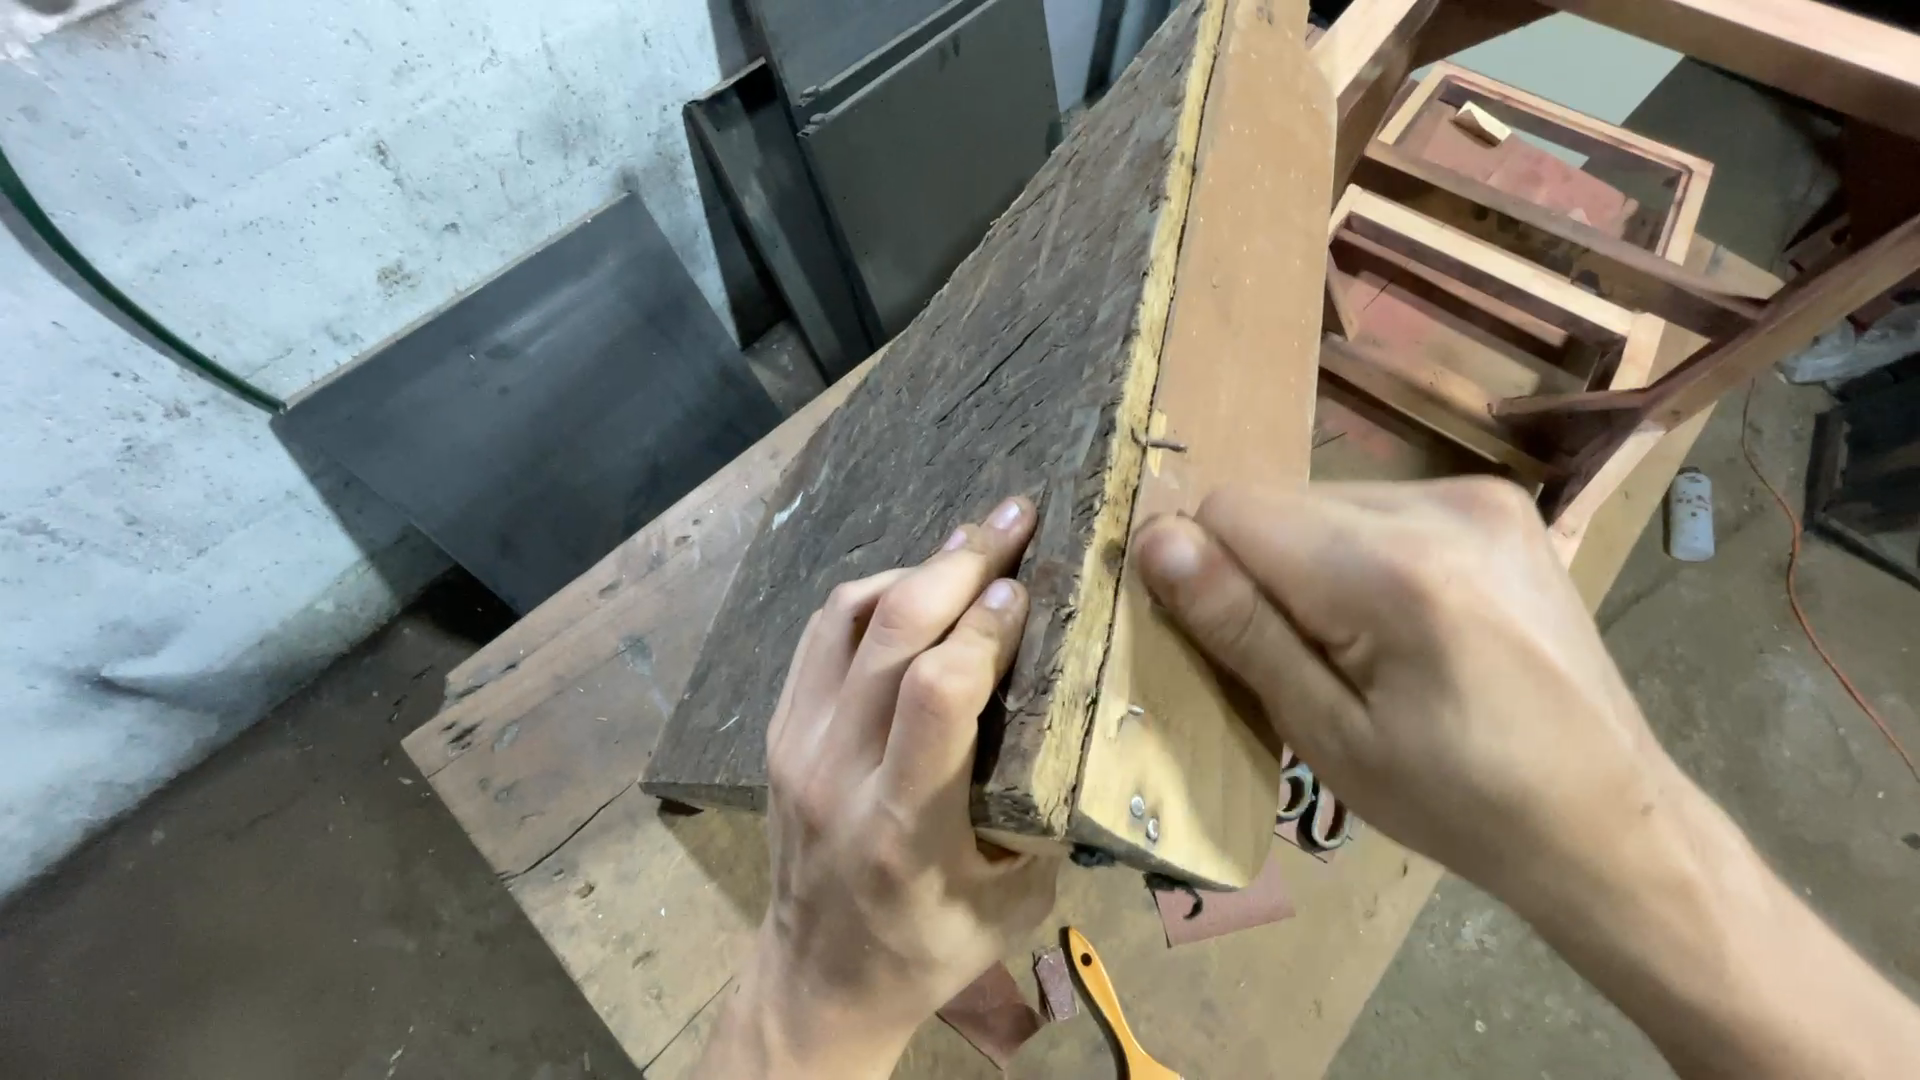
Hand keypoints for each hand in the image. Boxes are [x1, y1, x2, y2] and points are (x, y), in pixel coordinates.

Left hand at [698, 496, 1059, 1078]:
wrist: (814, 976)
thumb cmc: (927, 947)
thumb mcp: (1012, 902)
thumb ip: (1043, 807)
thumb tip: (1077, 705)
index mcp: (902, 827)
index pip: (936, 694)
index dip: (983, 628)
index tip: (1026, 590)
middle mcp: (837, 771)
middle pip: (890, 633)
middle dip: (959, 565)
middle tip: (1013, 518)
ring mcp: (796, 743)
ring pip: (848, 617)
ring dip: (917, 569)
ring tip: (973, 543)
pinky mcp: (778, 727)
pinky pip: (822, 632)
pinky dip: (874, 593)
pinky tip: (917, 583)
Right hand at [1131, 478, 1670, 896]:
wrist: (1610, 823)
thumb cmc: (1455, 801)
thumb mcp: (1325, 734)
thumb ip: (1239, 627)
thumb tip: (1155, 541)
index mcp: (1394, 571)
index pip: (1230, 510)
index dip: (1205, 569)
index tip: (1230, 640)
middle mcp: (1440, 505)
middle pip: (1273, 503)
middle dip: (1256, 570)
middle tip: (1302, 659)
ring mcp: (1477, 495)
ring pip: (1314, 502)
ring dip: (1300, 563)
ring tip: (1352, 643)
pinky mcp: (1495, 502)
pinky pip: (1367, 507)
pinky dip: (1348, 555)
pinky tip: (1392, 616)